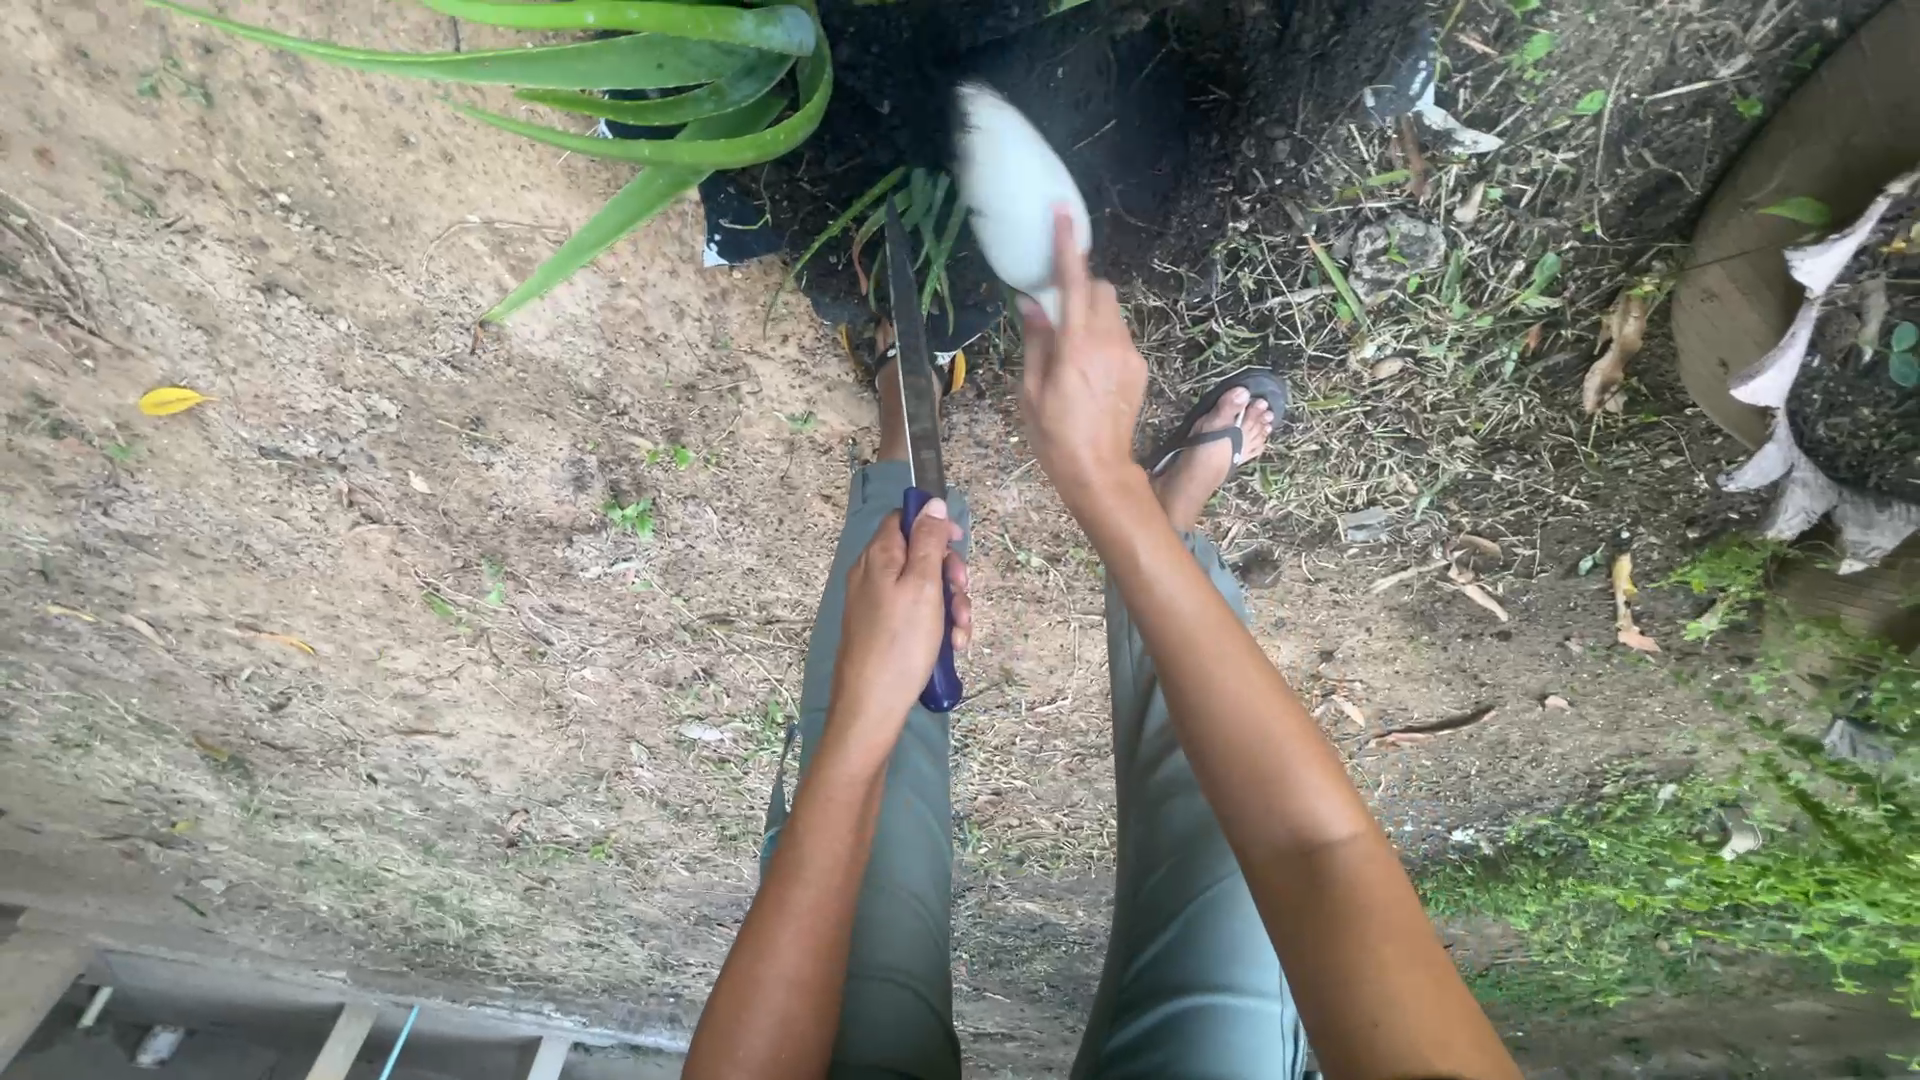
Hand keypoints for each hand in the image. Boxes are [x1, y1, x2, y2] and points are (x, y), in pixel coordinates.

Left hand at [828, 500, 970, 753]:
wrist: (873, 706)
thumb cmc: (900, 643)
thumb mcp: (923, 585)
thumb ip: (928, 541)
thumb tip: (933, 502)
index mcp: (879, 557)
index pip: (904, 519)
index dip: (933, 526)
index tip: (959, 543)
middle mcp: (873, 575)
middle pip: (919, 555)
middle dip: (949, 574)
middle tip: (961, 594)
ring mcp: (877, 604)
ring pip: (924, 588)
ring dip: (950, 606)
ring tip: (959, 633)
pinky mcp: (883, 630)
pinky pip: (916, 615)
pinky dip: (937, 626)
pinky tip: (950, 648)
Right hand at [1017, 206, 1147, 512]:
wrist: (1099, 470)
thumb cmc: (1055, 436)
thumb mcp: (1031, 392)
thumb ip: (1036, 341)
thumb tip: (1032, 304)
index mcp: (1077, 347)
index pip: (1074, 283)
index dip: (1068, 246)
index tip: (1063, 214)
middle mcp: (1109, 342)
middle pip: (1101, 289)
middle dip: (1080, 287)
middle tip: (1058, 310)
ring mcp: (1130, 354)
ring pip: (1113, 312)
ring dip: (1092, 314)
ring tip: (1073, 348)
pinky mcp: (1140, 367)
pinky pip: (1121, 336)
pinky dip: (1104, 337)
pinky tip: (1090, 369)